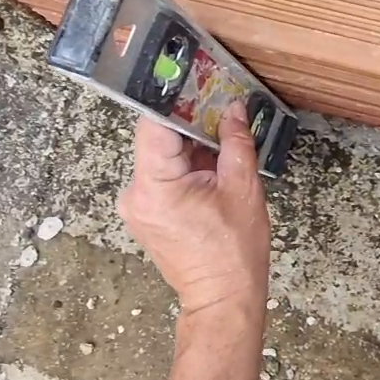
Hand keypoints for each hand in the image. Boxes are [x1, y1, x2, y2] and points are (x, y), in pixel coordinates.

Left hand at [117, 104, 270, 314]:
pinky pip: (162, 176)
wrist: (224, 296)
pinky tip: (212, 169)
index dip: (175, 101)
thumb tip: (233, 110)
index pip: (154, 125)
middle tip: (221, 111)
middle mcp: (136, 194)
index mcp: (155, 187)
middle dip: (191, 124)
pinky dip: (186, 167)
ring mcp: (137, 206)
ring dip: (191, 147)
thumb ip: (235, 142)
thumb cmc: (234, 253)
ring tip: (223, 145)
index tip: (195, 82)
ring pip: (161, 157)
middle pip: (158, 139)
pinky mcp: (145, 213)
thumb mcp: (243, 188)